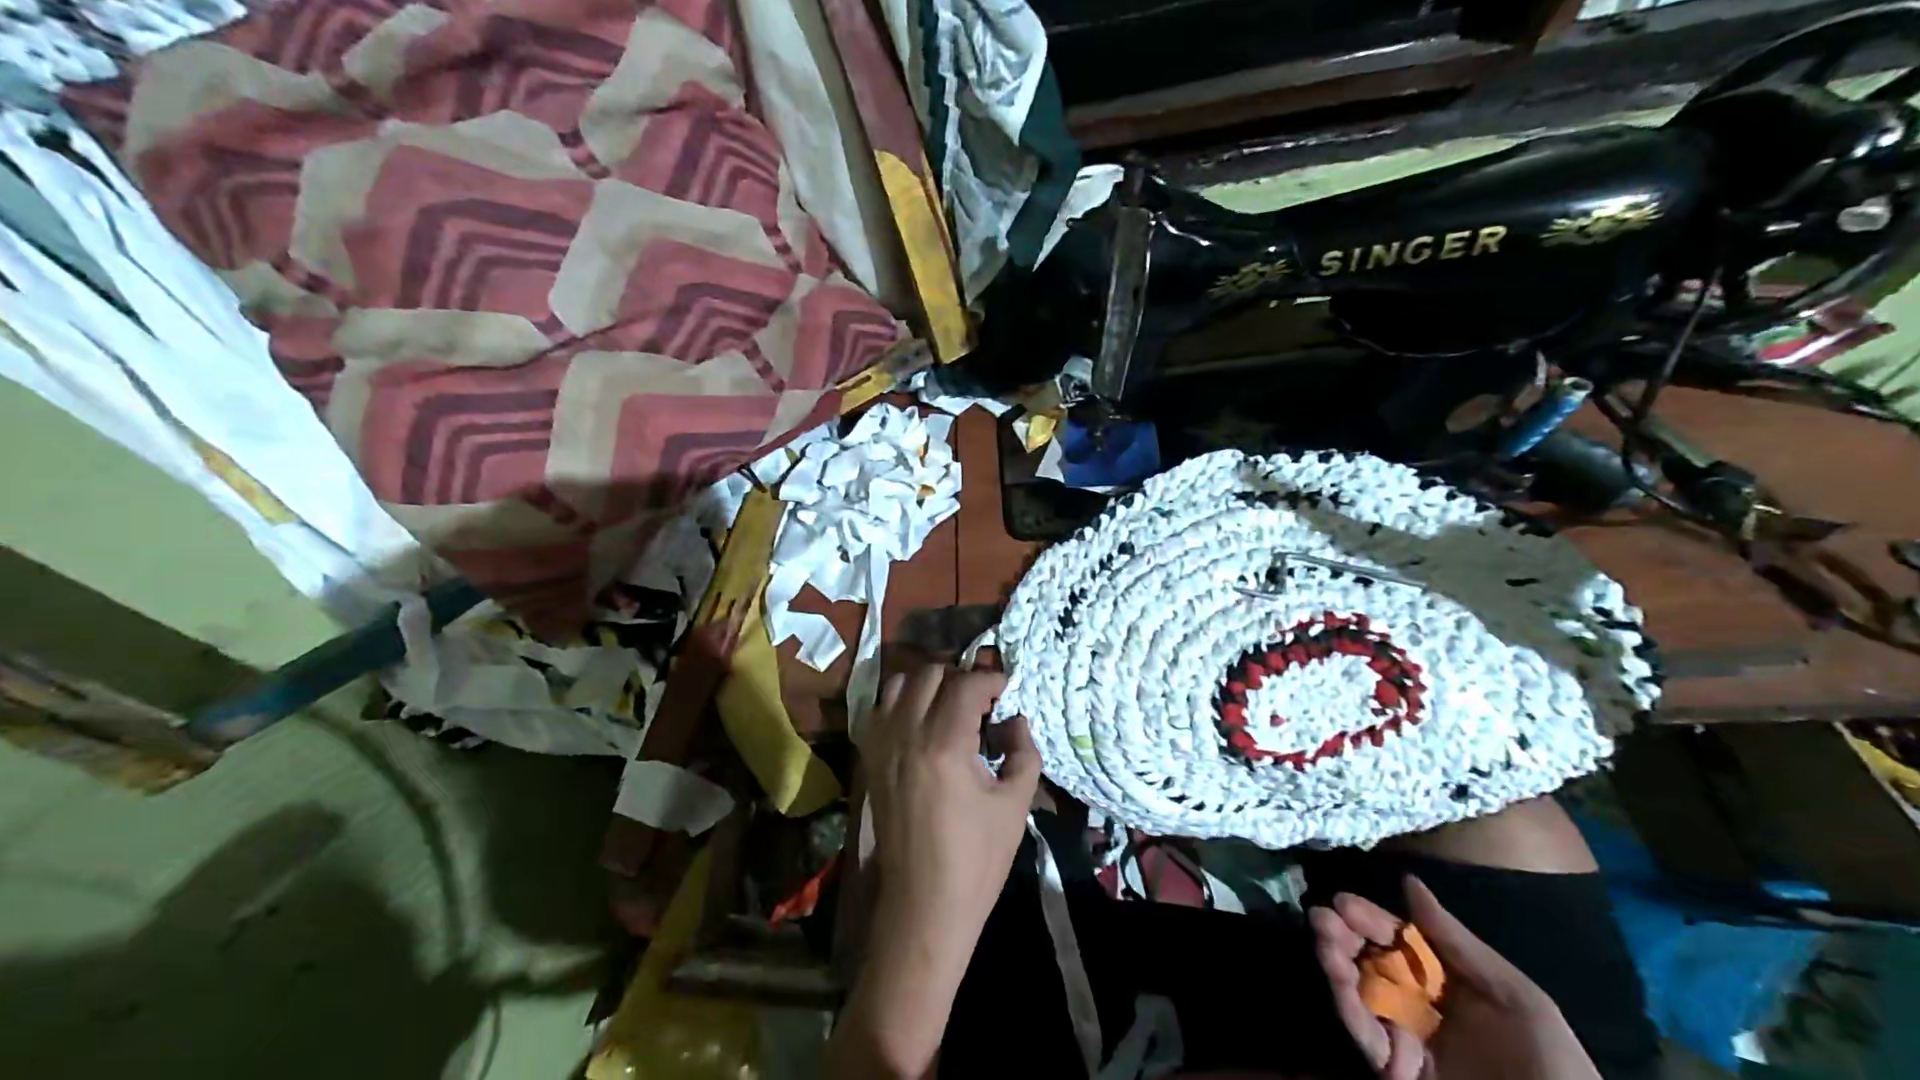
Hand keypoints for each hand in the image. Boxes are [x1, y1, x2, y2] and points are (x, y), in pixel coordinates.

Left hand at [865, 665, 1040, 944]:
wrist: (924, 904)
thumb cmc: (977, 859)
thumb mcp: (1015, 805)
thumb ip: (1023, 752)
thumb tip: (1016, 720)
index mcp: (944, 745)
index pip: (966, 685)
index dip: (991, 679)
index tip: (1006, 689)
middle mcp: (906, 734)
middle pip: (930, 673)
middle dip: (960, 677)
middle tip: (981, 700)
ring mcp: (882, 745)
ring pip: (899, 683)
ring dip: (928, 684)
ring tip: (949, 705)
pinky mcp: (869, 759)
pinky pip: (879, 708)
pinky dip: (901, 702)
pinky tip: (921, 722)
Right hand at [1312, 876, 1602, 1079]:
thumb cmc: (1552, 1061)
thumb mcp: (1516, 996)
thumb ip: (1457, 941)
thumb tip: (1408, 881)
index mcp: (1445, 979)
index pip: (1396, 938)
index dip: (1368, 918)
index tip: (1342, 901)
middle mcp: (1418, 1002)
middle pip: (1368, 961)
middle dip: (1340, 937)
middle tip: (1321, 918)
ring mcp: (1405, 1036)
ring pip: (1357, 993)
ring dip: (1335, 967)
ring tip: (1324, 946)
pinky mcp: (1397, 1071)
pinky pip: (1366, 1037)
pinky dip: (1348, 1010)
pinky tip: (1339, 986)